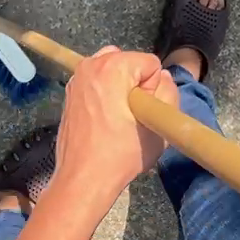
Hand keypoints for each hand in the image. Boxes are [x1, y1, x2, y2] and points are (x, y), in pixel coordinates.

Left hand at [51, 47, 177, 200]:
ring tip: (120, 116)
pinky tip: (105, 117)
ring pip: (112, 68)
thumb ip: (169, 94)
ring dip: (121, 86)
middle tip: (133, 114)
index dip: (153, 88)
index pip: (151, 63)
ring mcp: (77, 77)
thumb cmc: (121, 154)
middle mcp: (91, 64)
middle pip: (130, 62)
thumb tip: (163, 77)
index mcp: (112, 67)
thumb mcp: (158, 126)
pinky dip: (105, 91)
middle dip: (136, 83)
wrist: (83, 178)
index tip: (143, 111)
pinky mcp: (70, 91)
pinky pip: (97, 80)